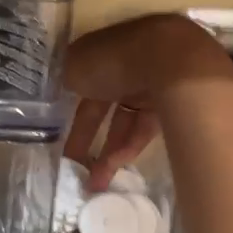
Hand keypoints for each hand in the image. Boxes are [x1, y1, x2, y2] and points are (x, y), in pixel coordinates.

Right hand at [63, 14, 232, 187]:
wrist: (173, 62)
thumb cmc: (113, 60)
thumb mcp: (76, 66)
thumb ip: (70, 77)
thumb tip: (72, 85)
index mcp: (103, 49)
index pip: (82, 79)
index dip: (68, 104)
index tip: (57, 127)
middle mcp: (128, 64)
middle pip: (102, 104)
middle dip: (86, 136)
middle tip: (73, 165)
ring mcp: (153, 84)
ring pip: (124, 121)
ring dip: (107, 151)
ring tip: (95, 183)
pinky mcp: (175, 105)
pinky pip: (145, 129)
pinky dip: (130, 148)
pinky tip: (115, 167)